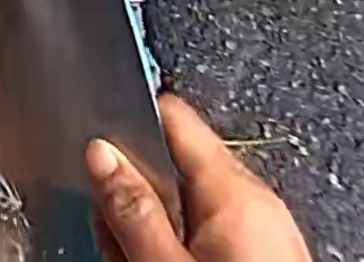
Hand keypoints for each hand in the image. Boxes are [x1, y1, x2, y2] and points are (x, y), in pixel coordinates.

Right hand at [88, 95, 312, 261]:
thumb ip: (130, 204)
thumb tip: (99, 151)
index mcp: (237, 191)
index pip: (171, 114)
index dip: (127, 121)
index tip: (97, 147)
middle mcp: (257, 204)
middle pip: (171, 161)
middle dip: (133, 189)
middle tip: (113, 228)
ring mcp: (266, 238)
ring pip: (184, 202)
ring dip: (149, 224)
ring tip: (132, 258)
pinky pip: (206, 235)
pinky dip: (175, 246)